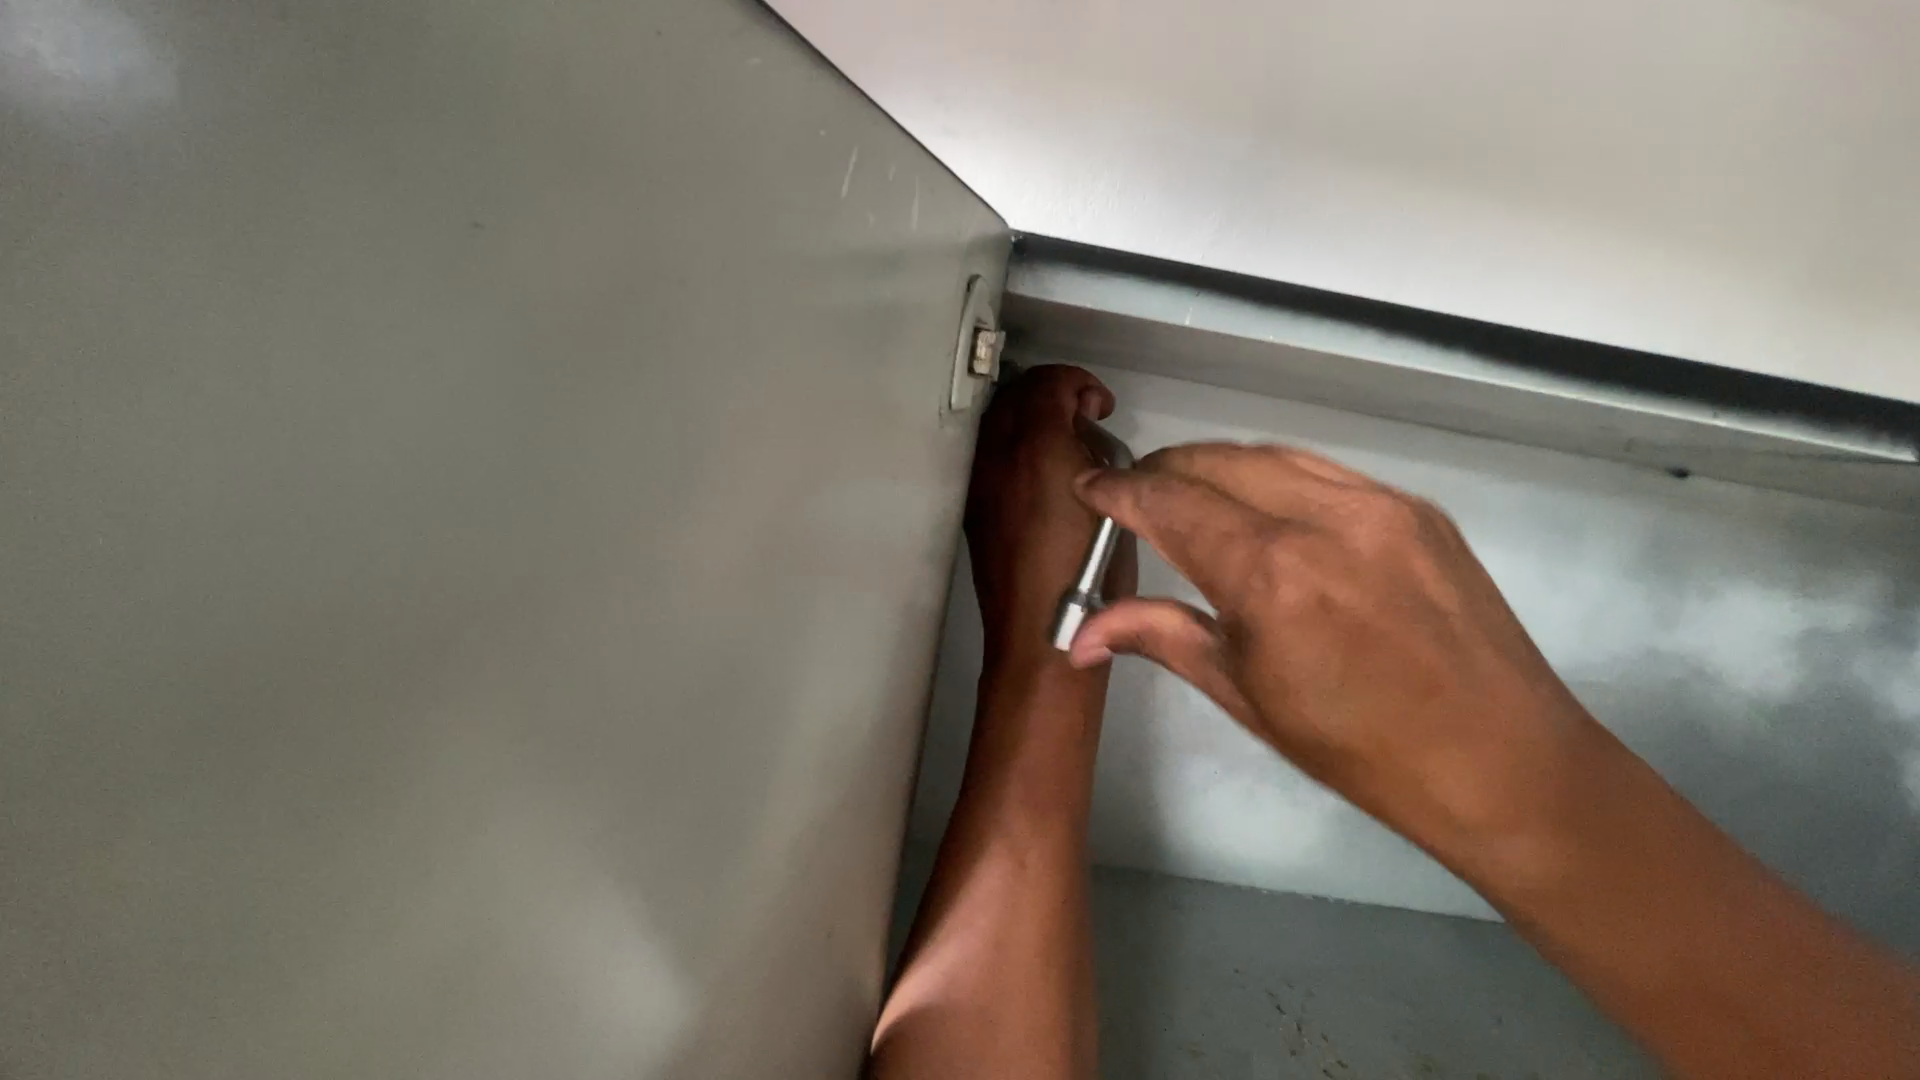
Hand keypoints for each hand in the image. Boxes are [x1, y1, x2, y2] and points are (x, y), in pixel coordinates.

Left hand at [965, 365, 1132, 667]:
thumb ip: (1096, 455)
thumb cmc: (1091, 572)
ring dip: (1029, 418)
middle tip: (1083, 419)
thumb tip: (1082, 434)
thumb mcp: (1114, 504)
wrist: (1039, 632)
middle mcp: (999, 455)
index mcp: (1038, 446)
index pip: (1050, 383)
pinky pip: (990, 454)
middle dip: (1052, 394)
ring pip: (998, 423)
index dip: (1079, 383)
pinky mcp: (974, 506)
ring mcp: (980, 481)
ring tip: (1063, 446)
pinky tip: (1040, 476)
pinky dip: (1013, 446)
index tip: (1099, 406)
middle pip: (1016, 395)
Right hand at [1067, 442, 1598, 866]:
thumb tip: (1080, 634)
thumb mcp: (1244, 695)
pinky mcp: (1415, 508)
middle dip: (1160, 470)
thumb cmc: (1358, 748)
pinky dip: (1269, 476)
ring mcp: (1377, 505)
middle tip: (1131, 496)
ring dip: (1212, 466)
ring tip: (1185, 495)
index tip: (1089, 487)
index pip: (1170, 503)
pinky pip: (1319, 471)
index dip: (1120, 490)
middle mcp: (1322, 519)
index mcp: (1270, 575)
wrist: (1504, 762)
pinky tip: (1259, 506)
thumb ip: (1159, 637)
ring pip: (1266, 454)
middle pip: (1214, 461)